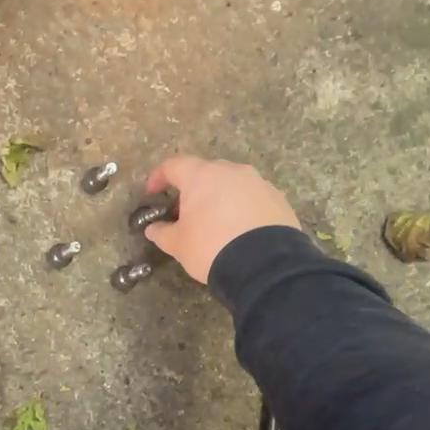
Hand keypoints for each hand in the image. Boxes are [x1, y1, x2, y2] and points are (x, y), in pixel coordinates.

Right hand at [141, 156, 303, 283]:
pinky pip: (251, 197)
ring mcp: (258, 182)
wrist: (263, 263)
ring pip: (231, 183)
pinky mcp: (277, 198)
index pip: (174, 165)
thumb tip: (153, 228)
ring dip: (218, 197)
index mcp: (202, 176)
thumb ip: (161, 232)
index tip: (152, 193)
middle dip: (191, 189)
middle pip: (205, 172)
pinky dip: (240, 207)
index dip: (159, 177)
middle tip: (184, 212)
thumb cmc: (210, 246)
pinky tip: (238, 229)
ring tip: (214, 222)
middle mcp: (232, 171)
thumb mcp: (177, 244)